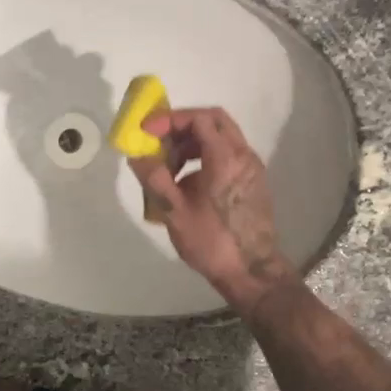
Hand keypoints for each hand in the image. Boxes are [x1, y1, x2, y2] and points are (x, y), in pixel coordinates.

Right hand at [129, 107, 296, 311]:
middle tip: (158, 142)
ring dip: (191, 144)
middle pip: (213, 122)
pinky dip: (203, 157)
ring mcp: (251, 169)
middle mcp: (243, 155)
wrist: (250, 271)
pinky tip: (186, 184)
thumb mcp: (174, 211)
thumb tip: (137, 156)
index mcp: (226, 157)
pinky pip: (226, 156)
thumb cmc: (211, 240)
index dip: (170, 119)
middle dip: (182, 127)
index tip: (146, 132)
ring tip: (168, 169)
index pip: (199, 119)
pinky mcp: (252, 183)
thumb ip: (155, 178)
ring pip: (220, 139)